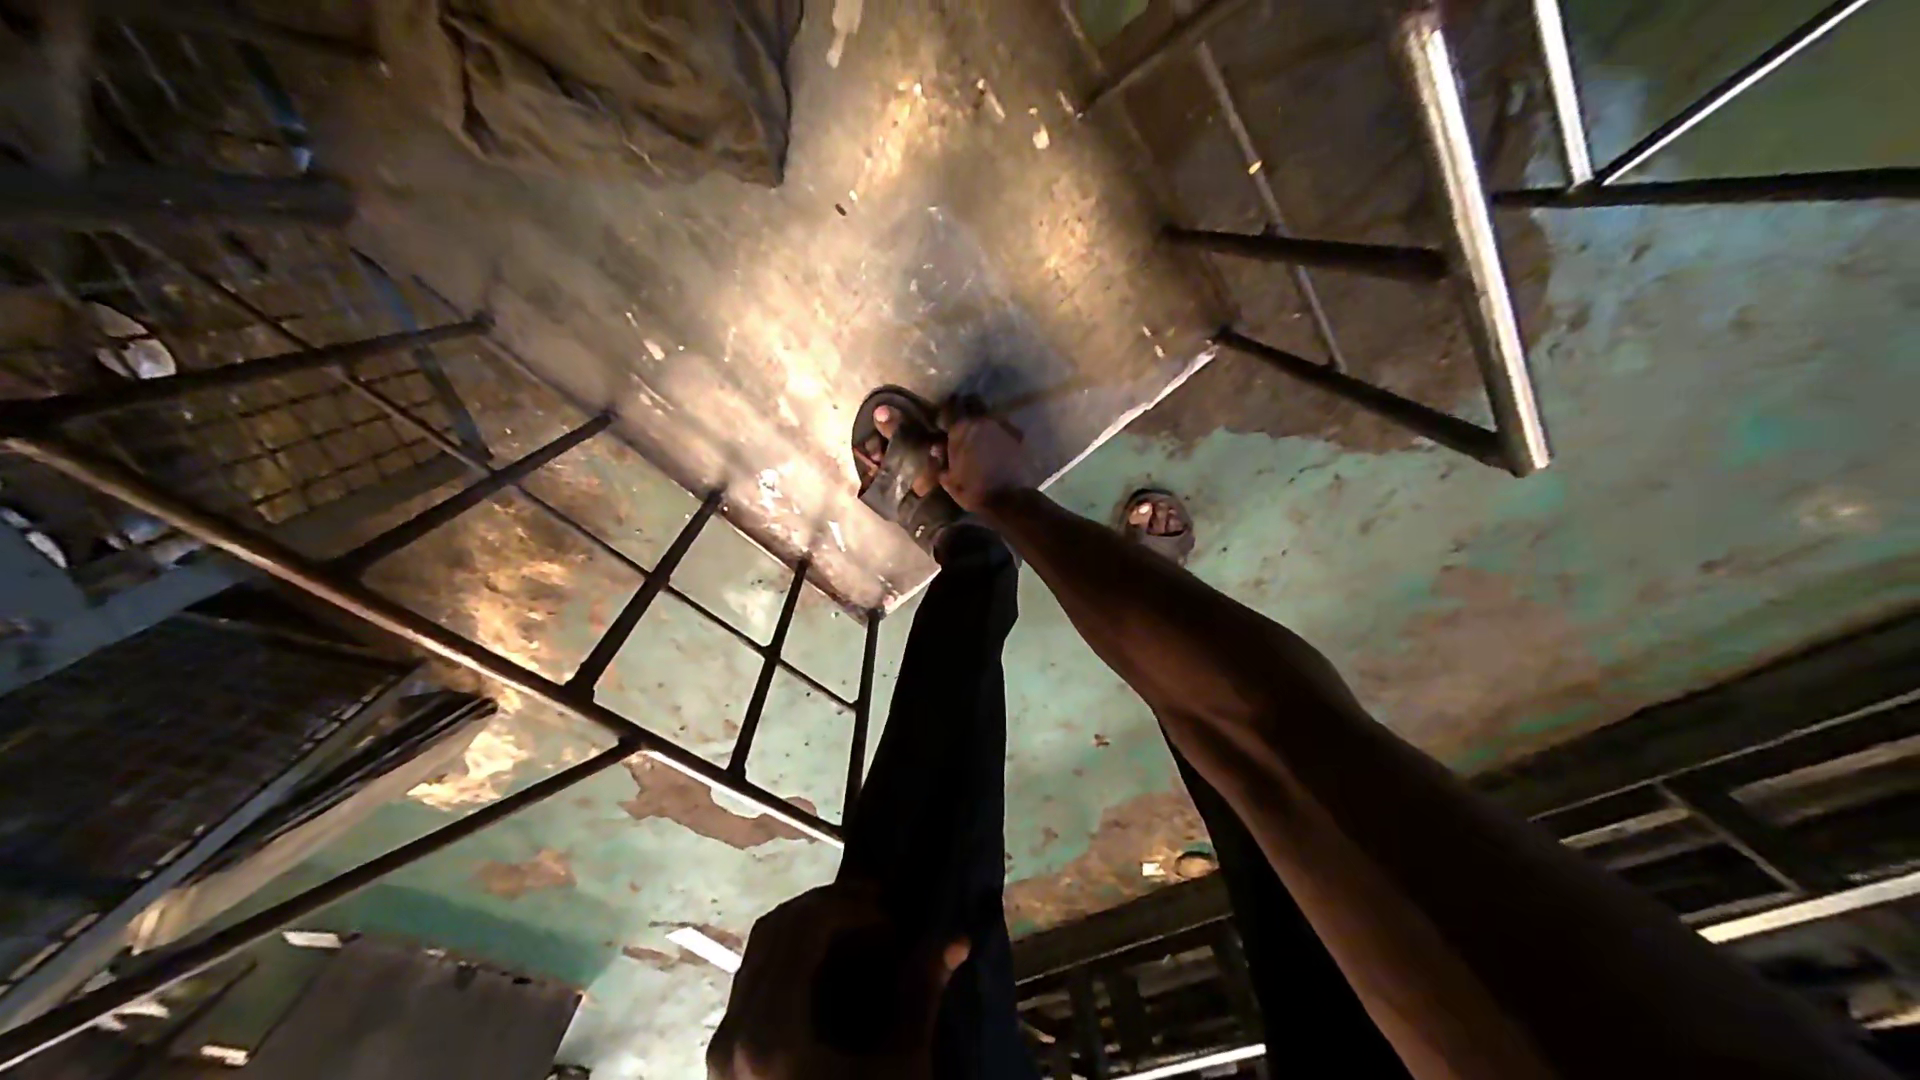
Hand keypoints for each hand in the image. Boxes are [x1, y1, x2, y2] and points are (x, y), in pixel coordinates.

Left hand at [707, 883, 969, 1079]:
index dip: (851, 907)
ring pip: (761, 950)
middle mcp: (733, 1031)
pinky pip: (754, 978)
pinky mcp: (726, 1058)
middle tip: (879, 909)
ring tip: (859, 932)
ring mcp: (723, 1045)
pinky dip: (793, 955)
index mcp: (770, 1033)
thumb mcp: (899, 1071)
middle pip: (776, 928)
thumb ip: (920, 996)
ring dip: (809, 926)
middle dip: (830, 906)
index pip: (803, 928)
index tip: (893, 918)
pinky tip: (831, 966)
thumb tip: (957, 939)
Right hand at [938, 415, 1034, 513]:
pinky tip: (998, 444)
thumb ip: (941, 461)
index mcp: (961, 429)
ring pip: (990, 414)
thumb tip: (937, 448)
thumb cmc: (973, 491)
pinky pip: (1004, 427)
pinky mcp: (1017, 435)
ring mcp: (1002, 426)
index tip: (945, 419)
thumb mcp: (949, 480)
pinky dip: (999, 433)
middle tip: (964, 423)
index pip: (951, 406)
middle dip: (967, 408)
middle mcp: (982, 421)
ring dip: (984, 422)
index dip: (947, 410)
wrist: (1008, 499)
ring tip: (982, 435)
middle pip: (973, 403)